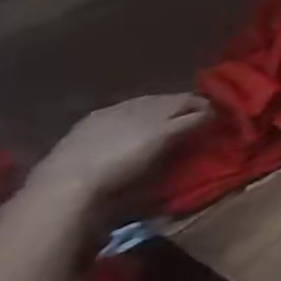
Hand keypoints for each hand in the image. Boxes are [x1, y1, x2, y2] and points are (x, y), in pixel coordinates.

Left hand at [28, 93, 209, 202]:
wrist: (64, 183)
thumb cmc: (122, 161)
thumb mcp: (162, 139)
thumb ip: (189, 122)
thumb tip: (212, 110)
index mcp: (150, 103)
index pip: (185, 98)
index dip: (202, 106)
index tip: (216, 118)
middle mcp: (129, 104)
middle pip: (164, 102)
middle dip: (180, 110)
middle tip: (195, 124)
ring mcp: (105, 116)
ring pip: (142, 110)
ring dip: (157, 118)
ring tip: (166, 131)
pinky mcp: (84, 131)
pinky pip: (119, 121)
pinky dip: (133, 126)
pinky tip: (131, 137)